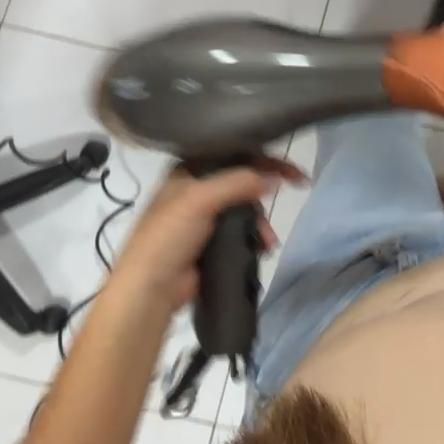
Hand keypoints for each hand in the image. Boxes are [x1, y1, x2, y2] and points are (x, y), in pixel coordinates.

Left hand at [107, 159, 304, 313]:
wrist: (150, 289)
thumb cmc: (169, 236)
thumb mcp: (201, 199)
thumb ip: (239, 182)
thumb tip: (276, 178)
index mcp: (188, 171)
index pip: (233, 154)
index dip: (264, 159)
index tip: (293, 172)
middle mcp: (197, 190)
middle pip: (243, 181)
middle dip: (265, 193)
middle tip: (290, 198)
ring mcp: (205, 218)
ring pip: (245, 208)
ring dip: (261, 222)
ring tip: (267, 241)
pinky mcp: (212, 242)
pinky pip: (242, 231)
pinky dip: (255, 236)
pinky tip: (262, 247)